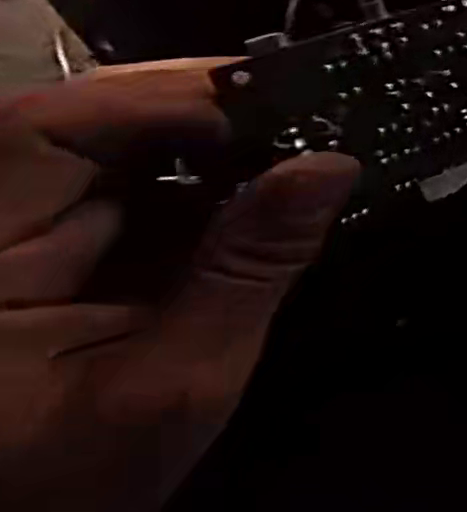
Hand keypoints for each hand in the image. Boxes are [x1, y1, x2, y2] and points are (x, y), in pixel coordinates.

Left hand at [0, 59, 358, 511]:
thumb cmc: (70, 483)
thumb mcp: (176, 382)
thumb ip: (250, 269)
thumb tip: (331, 164)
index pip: (42, 130)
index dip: (165, 96)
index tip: (285, 102)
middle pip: (89, 124)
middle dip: (215, 111)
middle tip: (321, 114)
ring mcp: (15, 239)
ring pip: (126, 146)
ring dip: (227, 142)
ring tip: (316, 146)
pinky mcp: (55, 248)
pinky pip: (143, 182)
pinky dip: (220, 176)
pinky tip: (280, 185)